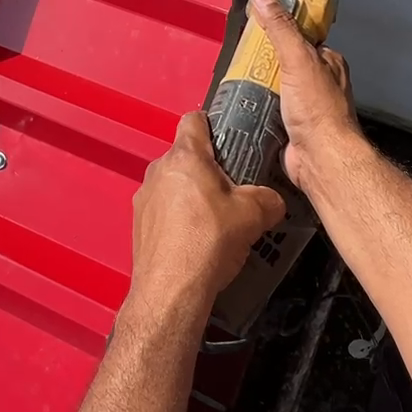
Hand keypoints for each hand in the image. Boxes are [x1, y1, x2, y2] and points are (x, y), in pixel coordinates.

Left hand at [128, 113, 285, 318]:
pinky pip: (161, 210)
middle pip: (185, 156)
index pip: (194, 119)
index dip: (212, 124)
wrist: (170, 292)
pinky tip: (195, 243)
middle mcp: (159, 169)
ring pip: (172, 184)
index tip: (227, 138)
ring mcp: (144, 197)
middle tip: (231, 191)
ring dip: (190, 195)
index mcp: (185, 156)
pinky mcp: (138, 224)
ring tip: (214, 222)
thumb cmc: (208, 241)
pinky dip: (176, 219)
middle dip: (207, 169)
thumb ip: (268, 199)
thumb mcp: (253, 216)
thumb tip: (273, 201)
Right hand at [246, 0, 360, 187]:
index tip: (257, 20)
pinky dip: (255, 104)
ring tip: (236, 76)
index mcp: (327, 61)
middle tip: (241, 54)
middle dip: (263, 58)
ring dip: (257, 83)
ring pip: (274, 84)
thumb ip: (280, 27)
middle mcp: (318, 82)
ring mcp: (304, 104)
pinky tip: (243, 101)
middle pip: (284, 59)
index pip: (301, 34)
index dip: (280, 25)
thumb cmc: (319, 110)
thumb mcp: (297, 58)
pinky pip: (268, 107)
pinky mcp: (290, 125)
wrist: (320, 159)